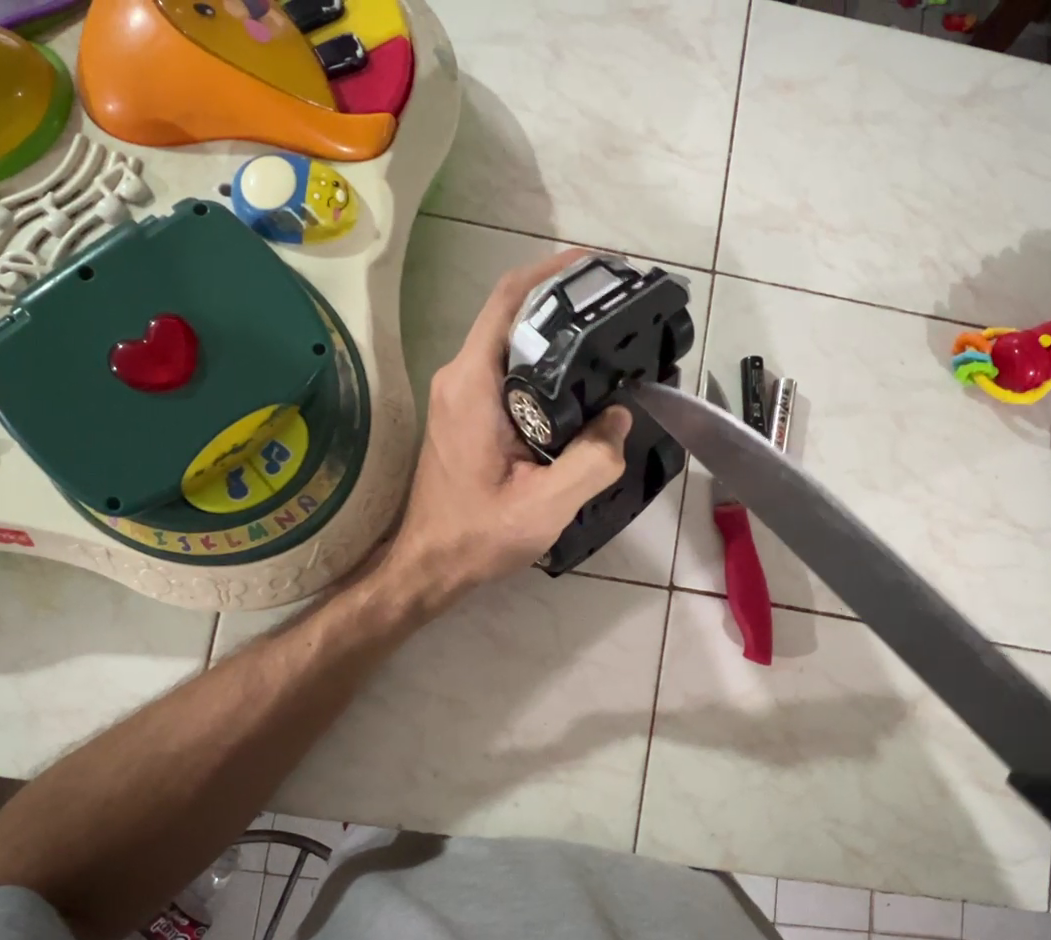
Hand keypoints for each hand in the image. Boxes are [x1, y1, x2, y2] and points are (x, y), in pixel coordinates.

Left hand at [386, 248, 632, 599]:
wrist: (430, 563)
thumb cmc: (479, 535)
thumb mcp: (547, 505)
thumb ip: (592, 459)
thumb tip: (620, 417)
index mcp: (472, 385)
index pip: (509, 302)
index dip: (552, 273)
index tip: (596, 265)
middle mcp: (459, 377)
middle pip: (512, 315)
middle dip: (562, 300)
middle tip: (616, 304)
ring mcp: (457, 393)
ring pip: (510, 342)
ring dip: (553, 333)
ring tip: (607, 337)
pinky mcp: (463, 411)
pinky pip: (505, 368)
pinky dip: (541, 362)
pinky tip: (578, 381)